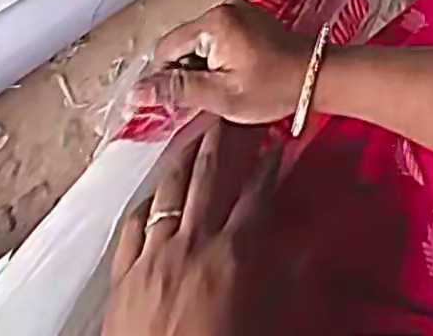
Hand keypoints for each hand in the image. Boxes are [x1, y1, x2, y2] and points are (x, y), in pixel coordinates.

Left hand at [105, 122, 278, 335]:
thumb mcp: (264, 318)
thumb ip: (286, 275)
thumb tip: (308, 242)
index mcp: (232, 255)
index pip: (257, 193)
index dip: (269, 164)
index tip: (276, 144)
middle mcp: (193, 244)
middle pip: (208, 177)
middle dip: (220, 141)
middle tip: (225, 116)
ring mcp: (154, 257)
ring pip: (170, 192)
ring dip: (183, 160)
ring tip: (192, 138)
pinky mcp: (123, 277)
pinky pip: (133, 226)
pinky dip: (146, 204)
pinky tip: (154, 194)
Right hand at [138, 0, 311, 123]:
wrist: (313, 75)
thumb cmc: (273, 86)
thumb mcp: (220, 95)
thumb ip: (176, 91)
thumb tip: (136, 93)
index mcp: (215, 22)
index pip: (166, 49)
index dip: (160, 78)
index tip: (162, 104)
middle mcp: (225, 8)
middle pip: (181, 44)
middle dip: (181, 73)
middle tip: (196, 101)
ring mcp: (238, 11)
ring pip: (197, 43)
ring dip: (198, 68)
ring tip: (217, 90)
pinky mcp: (247, 19)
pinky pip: (215, 38)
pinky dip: (213, 59)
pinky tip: (227, 78)